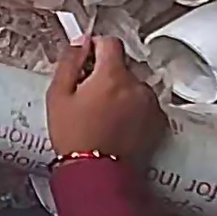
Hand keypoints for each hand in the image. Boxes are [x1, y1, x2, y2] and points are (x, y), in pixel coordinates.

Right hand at [47, 36, 165, 164]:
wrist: (97, 173)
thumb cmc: (74, 135)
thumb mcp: (58, 95)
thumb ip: (69, 62)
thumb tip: (80, 42)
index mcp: (112, 75)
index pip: (110, 43)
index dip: (95, 47)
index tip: (85, 58)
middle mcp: (137, 86)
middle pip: (122, 66)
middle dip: (106, 74)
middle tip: (87, 94)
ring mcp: (151, 104)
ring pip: (133, 85)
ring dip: (120, 91)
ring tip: (101, 113)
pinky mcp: (158, 122)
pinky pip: (143, 103)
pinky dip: (132, 108)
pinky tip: (115, 123)